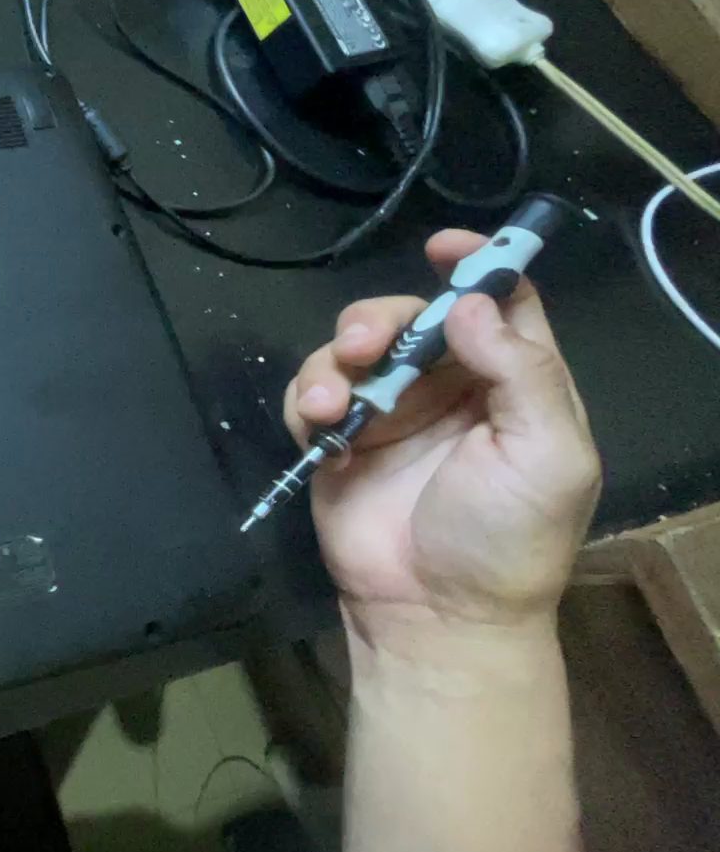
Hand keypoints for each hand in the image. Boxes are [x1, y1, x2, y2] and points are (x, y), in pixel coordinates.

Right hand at [282, 230, 601, 635]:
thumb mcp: (546, 455)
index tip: (442, 247)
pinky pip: (307, 395)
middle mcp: (443, 388)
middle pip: (405, 321)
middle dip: (375, 321)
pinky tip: (317, 428)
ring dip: (331, 367)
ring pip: (346, 353)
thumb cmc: (504, 533)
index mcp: (508, 385)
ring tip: (330, 408)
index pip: (500, 307)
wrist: (431, 604)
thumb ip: (520, 375)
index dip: (479, 268)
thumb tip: (471, 303)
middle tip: (362, 347)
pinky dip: (305, 402)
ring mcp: (384, 413)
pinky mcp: (333, 437)